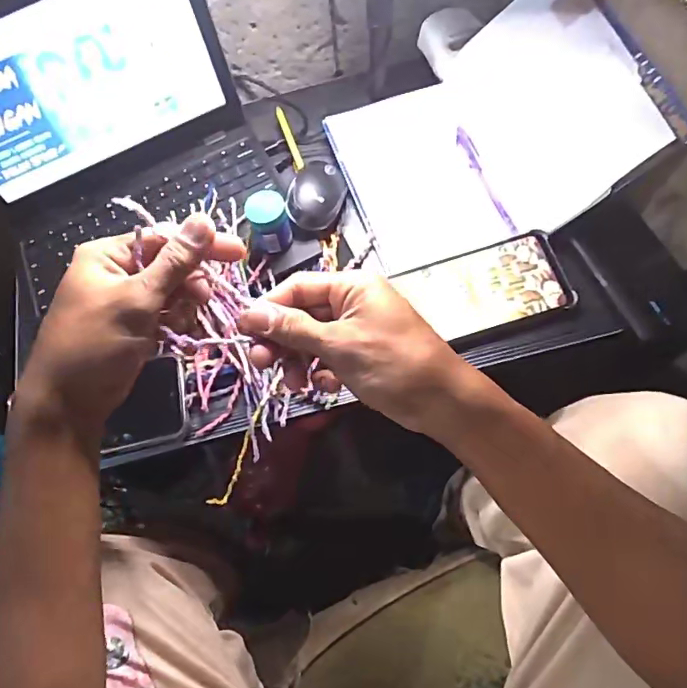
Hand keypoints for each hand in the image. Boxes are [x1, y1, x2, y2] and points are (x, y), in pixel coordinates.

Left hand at [19, 214, 245, 434]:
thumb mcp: (137, 299)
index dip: (201, 244)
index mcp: (108, 255)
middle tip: (205, 300)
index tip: (238, 252)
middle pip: (171, 265)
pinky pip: (167, 317)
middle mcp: (117, 273)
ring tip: (183, 328)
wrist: (67, 404)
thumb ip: (175, 262)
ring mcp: (127, 302)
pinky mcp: (135, 328)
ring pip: (174, 294)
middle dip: (191, 284)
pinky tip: (183, 340)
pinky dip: (178, 326)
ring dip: (186, 309)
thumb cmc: (95, 344)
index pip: (163, 237)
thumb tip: (204, 219)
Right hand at [237, 271, 481, 434]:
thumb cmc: (394, 364)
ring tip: (295, 384)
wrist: (441, 401)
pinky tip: (323, 387)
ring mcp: (357, 329)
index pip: (298, 287)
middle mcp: (352, 302)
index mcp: (352, 286)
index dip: (269, 308)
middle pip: (301, 314)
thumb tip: (250, 313)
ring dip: (298, 361)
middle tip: (262, 364)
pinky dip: (320, 371)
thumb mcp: (339, 345)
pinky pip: (327, 357)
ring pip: (311, 339)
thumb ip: (293, 329)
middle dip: (281, 340)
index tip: (244, 331)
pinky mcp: (360, 355)